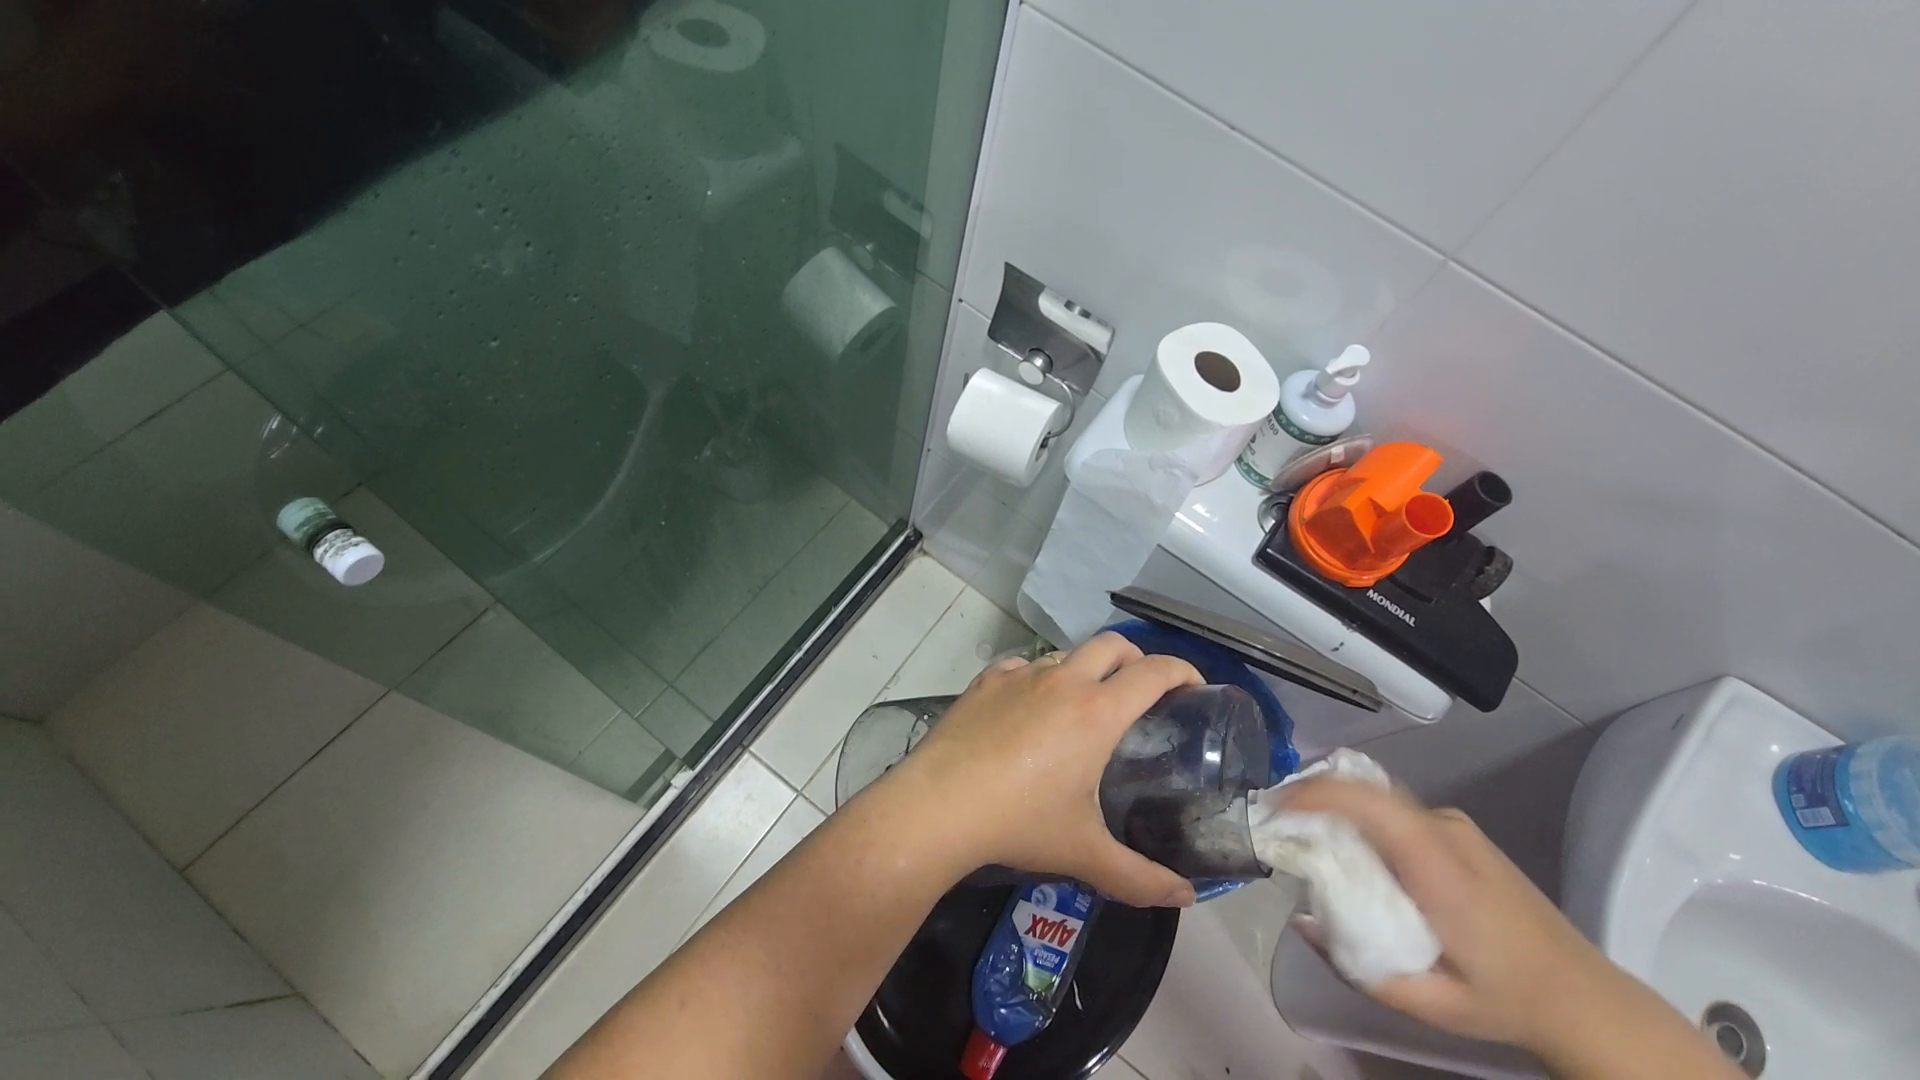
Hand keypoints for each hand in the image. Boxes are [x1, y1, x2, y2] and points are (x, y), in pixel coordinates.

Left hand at [876, 632, 1201, 908]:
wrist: (938, 806)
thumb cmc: (1020, 823)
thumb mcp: (1085, 853)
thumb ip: (1140, 878)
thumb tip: (1185, 897)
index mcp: (1098, 712)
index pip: (1155, 672)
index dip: (1183, 671)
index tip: (1194, 688)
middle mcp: (1063, 681)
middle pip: (1113, 645)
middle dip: (1137, 658)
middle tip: (1142, 693)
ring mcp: (1020, 676)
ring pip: (1066, 654)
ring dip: (1085, 669)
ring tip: (1083, 706)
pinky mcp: (984, 682)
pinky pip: (1022, 666)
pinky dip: (1037, 678)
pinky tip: (1028, 709)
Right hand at [1277, 779, 1629, 1050]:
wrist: (1582, 996)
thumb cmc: (1505, 999)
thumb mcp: (1427, 1001)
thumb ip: (1359, 965)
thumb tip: (1303, 921)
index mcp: (1440, 868)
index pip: (1371, 805)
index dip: (1316, 795)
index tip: (1273, 810)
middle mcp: (1446, 831)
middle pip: (1367, 793)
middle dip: (1313, 799)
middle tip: (1274, 827)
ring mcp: (1456, 826)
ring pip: (1380, 800)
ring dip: (1337, 810)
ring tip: (1304, 839)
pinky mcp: (1459, 832)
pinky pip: (1396, 812)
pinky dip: (1362, 819)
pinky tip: (1351, 852)